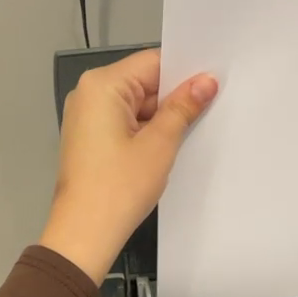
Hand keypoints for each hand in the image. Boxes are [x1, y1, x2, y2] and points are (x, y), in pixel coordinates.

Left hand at [42, 50, 218, 282]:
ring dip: (160, 120)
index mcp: (102, 85)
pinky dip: (145, 133)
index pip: (152, 63)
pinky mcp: (89, 140)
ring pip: (135, 107)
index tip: (213, 85)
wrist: (85, 233)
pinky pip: (123, 125)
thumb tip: (206, 81)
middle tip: (209, 111)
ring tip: (189, 134)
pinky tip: (165, 149)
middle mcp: (88, 94)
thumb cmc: (119, 187)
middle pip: (143, 83)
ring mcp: (86, 118)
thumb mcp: (159, 145)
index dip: (184, 73)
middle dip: (173, 99)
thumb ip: (183, 108)